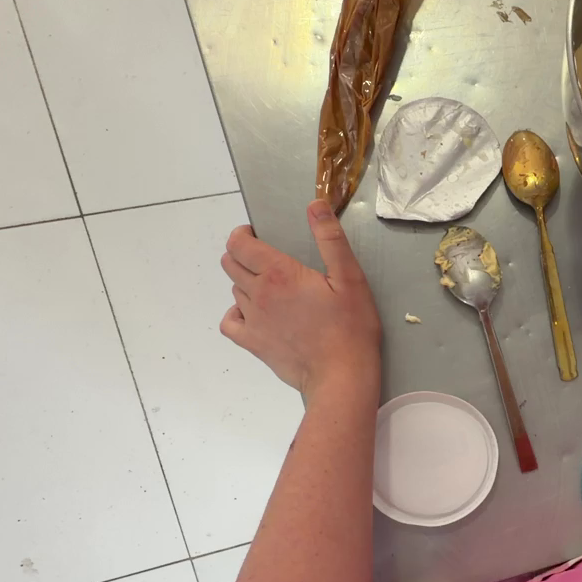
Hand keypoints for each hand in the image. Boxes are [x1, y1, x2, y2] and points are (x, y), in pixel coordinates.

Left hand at [220, 201, 381, 399]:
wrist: (341, 375)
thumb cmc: (351, 327)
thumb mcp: (351, 279)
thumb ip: (331, 240)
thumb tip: (315, 205)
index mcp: (279, 273)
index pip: (239, 243)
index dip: (242, 234)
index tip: (255, 235)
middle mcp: (258, 293)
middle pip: (230, 264)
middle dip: (242, 255)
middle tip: (266, 260)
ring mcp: (253, 320)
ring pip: (235, 291)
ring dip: (247, 283)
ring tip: (272, 289)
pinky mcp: (253, 344)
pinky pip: (230, 322)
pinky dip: (237, 314)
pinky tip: (255, 315)